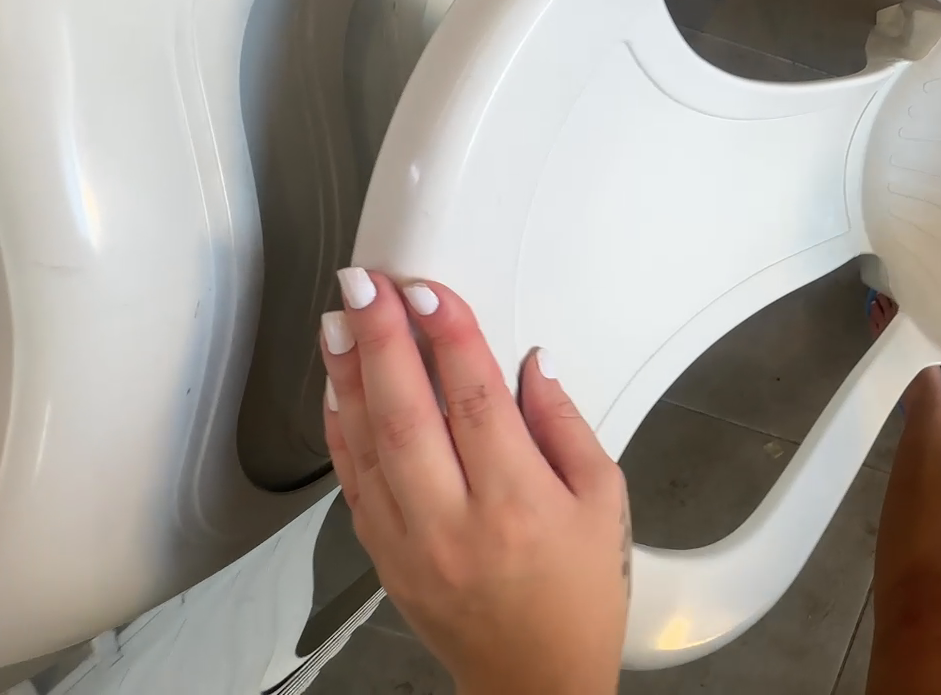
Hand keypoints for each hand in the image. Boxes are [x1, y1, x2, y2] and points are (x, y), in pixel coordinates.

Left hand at [319, 269, 627, 694]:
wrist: (536, 675)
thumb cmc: (582, 586)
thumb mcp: (605, 497)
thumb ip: (566, 424)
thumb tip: (533, 365)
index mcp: (519, 500)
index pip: (477, 399)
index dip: (451, 338)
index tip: (431, 292)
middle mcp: (453, 519)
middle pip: (407, 413)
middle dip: (382, 339)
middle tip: (364, 285)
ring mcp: (409, 542)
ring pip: (367, 445)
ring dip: (348, 376)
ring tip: (335, 321)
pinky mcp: (385, 557)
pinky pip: (354, 484)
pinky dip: (341, 430)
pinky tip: (337, 391)